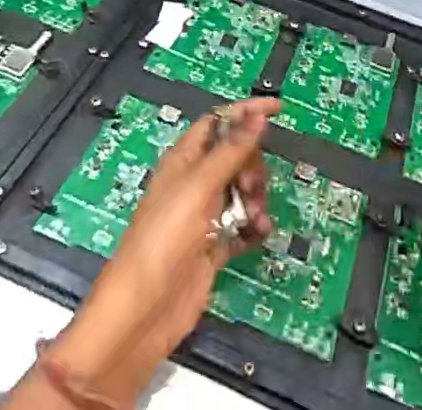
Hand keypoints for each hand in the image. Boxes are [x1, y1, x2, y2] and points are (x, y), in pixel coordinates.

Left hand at [44, 98, 278, 404]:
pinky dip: (254, 226)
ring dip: (257, 198)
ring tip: (255, 218)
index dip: (244, 112)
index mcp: (183, 160)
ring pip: (243, 189)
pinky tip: (259, 234)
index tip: (277, 109)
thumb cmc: (164, 239)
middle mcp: (194, 183)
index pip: (217, 122)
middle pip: (235, 156)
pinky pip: (243, 224)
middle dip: (253, 165)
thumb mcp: (198, 188)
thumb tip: (258, 114)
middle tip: (251, 185)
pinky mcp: (214, 244)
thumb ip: (231, 150)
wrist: (145, 311)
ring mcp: (204, 214)